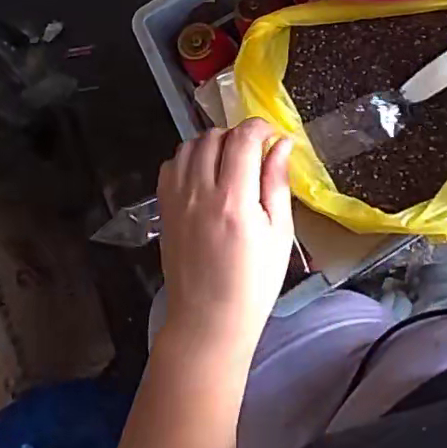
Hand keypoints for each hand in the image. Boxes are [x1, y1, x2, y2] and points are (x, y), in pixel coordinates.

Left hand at [156, 118, 294, 355]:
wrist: (208, 320)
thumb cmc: (254, 282)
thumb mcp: (279, 233)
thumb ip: (277, 183)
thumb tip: (282, 144)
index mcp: (234, 200)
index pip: (243, 139)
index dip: (260, 127)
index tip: (273, 135)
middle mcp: (200, 193)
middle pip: (213, 136)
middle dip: (238, 135)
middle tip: (255, 153)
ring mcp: (176, 201)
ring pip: (188, 146)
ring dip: (212, 143)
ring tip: (230, 161)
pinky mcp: (164, 210)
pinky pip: (170, 165)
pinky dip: (188, 159)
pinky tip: (205, 175)